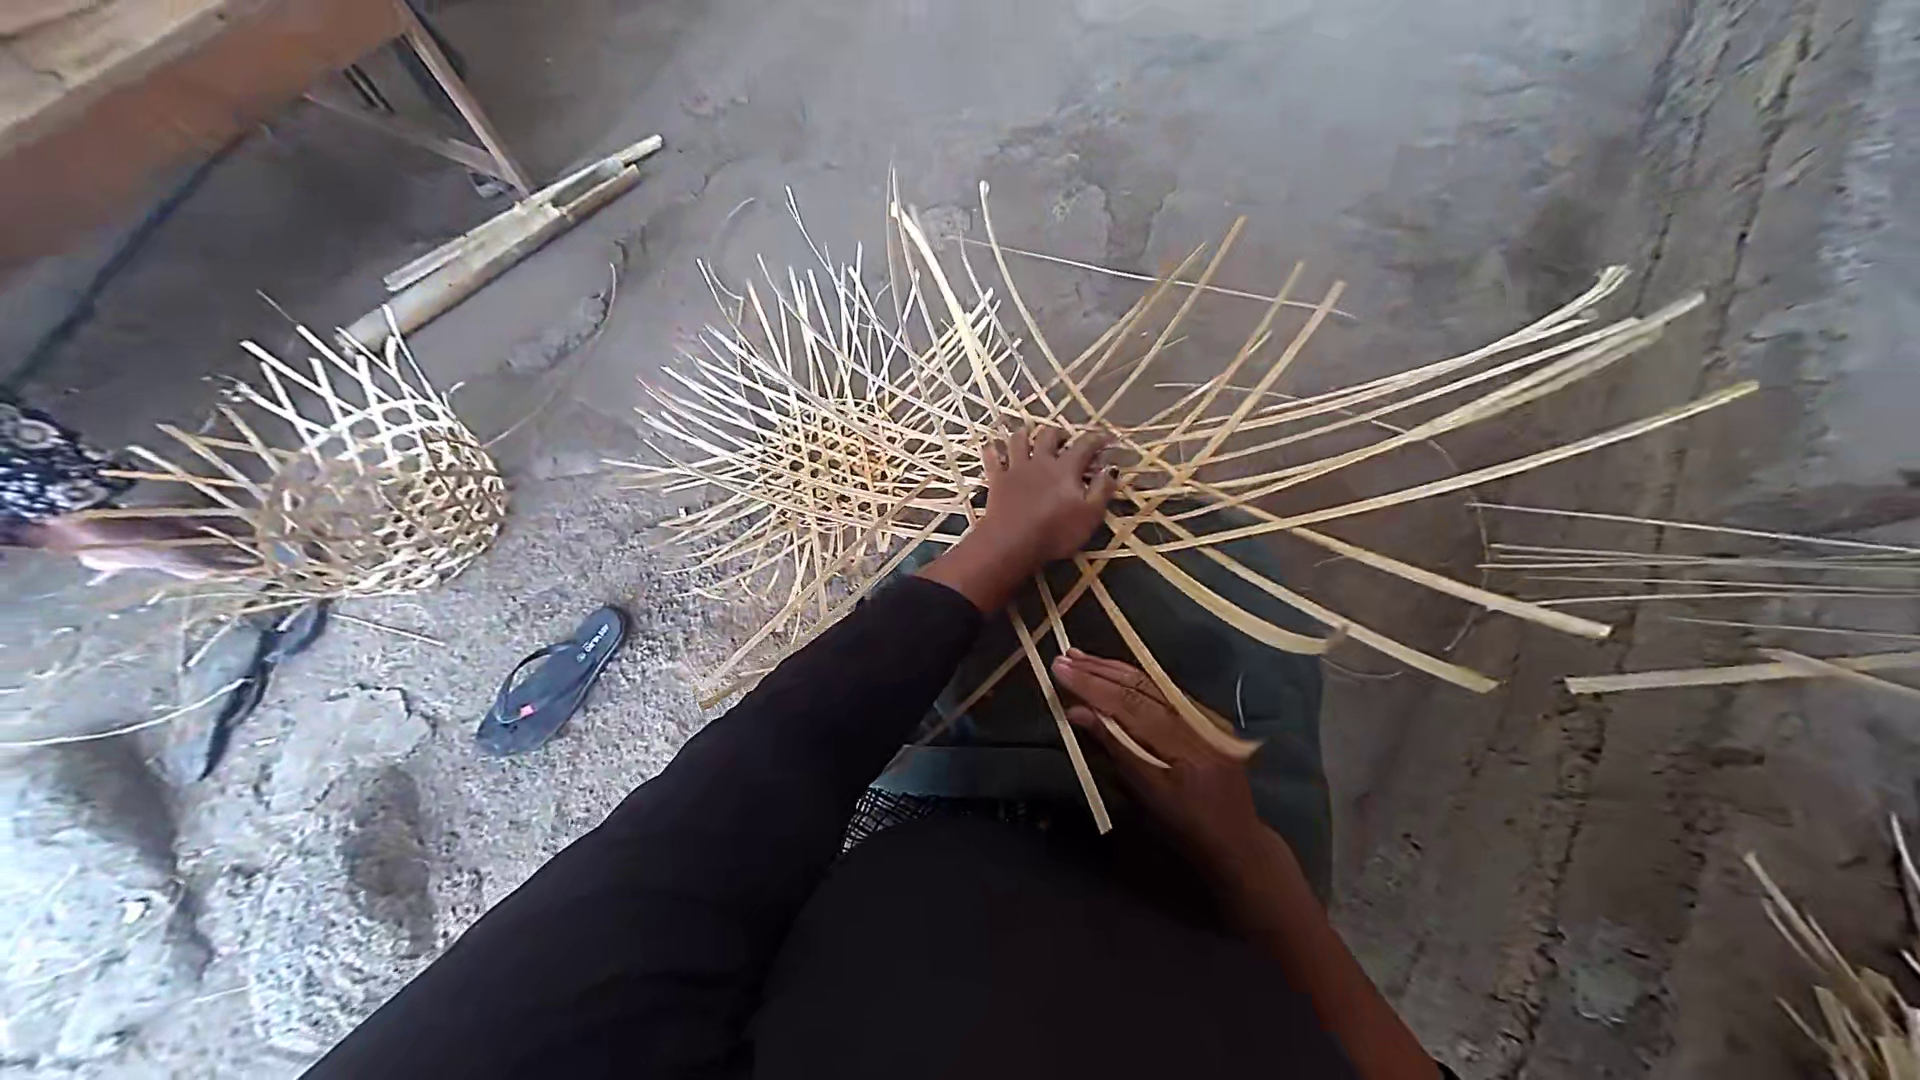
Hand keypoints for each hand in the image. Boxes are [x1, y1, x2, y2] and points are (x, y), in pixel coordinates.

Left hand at [976, 424, 1116, 564]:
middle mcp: (1040, 462)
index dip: (1097, 439)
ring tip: (1027, 434)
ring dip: (1024, 434)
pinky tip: (992, 447)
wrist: (1012, 542)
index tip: (1106, 437)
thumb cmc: (1056, 531)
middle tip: (1064, 439)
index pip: (1084, 446)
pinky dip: (992, 450)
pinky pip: (992, 459)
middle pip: (1048, 436)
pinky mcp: (996, 480)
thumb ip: (1102, 490)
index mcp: (1066, 469)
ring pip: (1018, 441)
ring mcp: (1016, 469)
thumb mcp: (1090, 515)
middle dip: (1058, 433)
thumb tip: (1111, 469)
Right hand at [1049, 648, 1267, 872]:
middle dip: (1098, 670)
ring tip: (1081, 657)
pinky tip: (1113, 670)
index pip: (1127, 703)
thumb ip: (1113, 747)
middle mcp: (1196, 718)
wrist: (1236, 841)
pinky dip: (1133, 679)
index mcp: (1183, 741)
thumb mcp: (1146, 794)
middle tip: (1064, 657)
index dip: (1090, 685)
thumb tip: (1077, 712)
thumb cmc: (1185, 826)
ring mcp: (1204, 715)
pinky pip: (1164, 690)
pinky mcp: (1206, 716)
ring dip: (1113, 669)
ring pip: (1152, 682)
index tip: (1060, 669)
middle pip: (1140, 685)